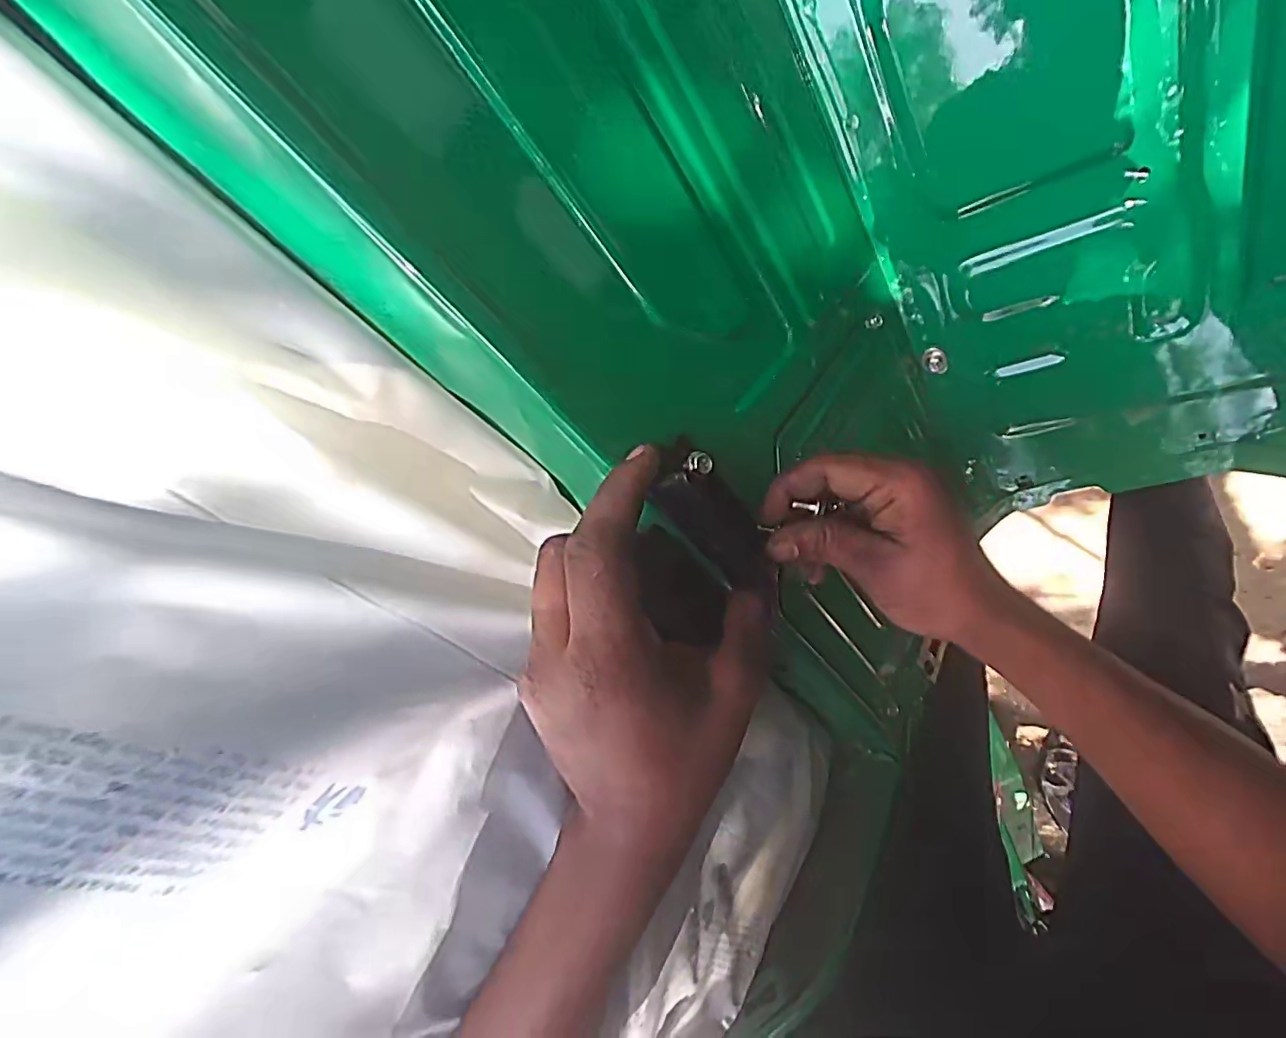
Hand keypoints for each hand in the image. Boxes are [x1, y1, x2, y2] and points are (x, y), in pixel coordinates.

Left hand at [519, 445, 769, 851]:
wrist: (626, 829)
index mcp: (608, 653)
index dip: (620, 492)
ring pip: (551, 574)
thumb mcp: (736, 689)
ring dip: (599, 556)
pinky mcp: (533, 675)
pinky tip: (634, 620)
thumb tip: (753, 568)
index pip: (596, 549)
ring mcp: (535, 665)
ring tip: (652, 583)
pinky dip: (592, 588)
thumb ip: (747, 619)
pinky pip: (554, 604)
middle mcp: (555, 652)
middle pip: (562, 550)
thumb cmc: (685, 761)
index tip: (649, 457)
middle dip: (610, 522)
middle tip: (662, 535)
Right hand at [760, 454, 1016, 646]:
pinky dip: (836, 531)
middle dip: (801, 510)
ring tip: (804, 565)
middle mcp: (900, 474)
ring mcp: (902, 490)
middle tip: (780, 546)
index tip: (766, 520)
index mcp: (898, 480)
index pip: (828, 467)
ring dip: (817, 525)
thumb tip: (774, 540)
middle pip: (832, 478)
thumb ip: (823, 543)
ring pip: (841, 495)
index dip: (789, 488)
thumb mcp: (873, 566)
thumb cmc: (933, 591)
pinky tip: (823, 564)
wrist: (979, 611)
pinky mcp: (902, 508)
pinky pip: (857, 509)